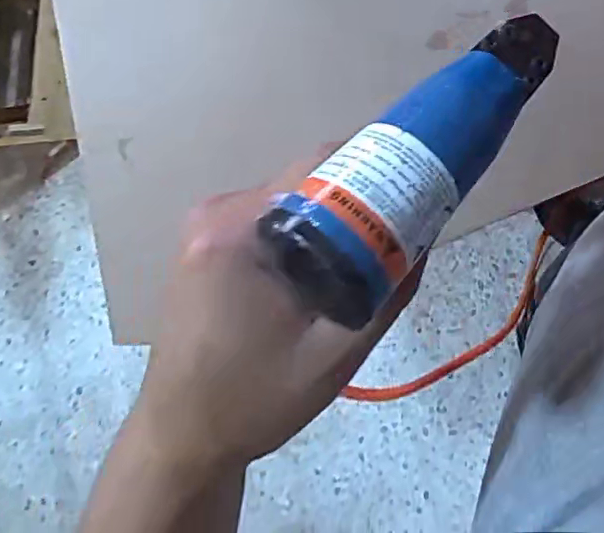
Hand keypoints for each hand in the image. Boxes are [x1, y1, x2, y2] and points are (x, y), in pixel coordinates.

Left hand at [125, 156, 423, 474]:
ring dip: (328, 208)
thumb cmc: (254, 400)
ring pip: (288, 194)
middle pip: (302, 177)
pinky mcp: (205, 241)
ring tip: (367, 236)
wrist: (180, 439)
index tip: (406, 178)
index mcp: (237, 232)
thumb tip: (423, 243)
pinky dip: (303, 223)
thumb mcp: (334, 356)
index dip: (367, 165)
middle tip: (396, 211)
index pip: (315, 167)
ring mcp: (205, 226)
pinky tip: (325, 255)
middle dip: (353, 189)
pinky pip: (269, 213)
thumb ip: (388, 297)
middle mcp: (216, 216)